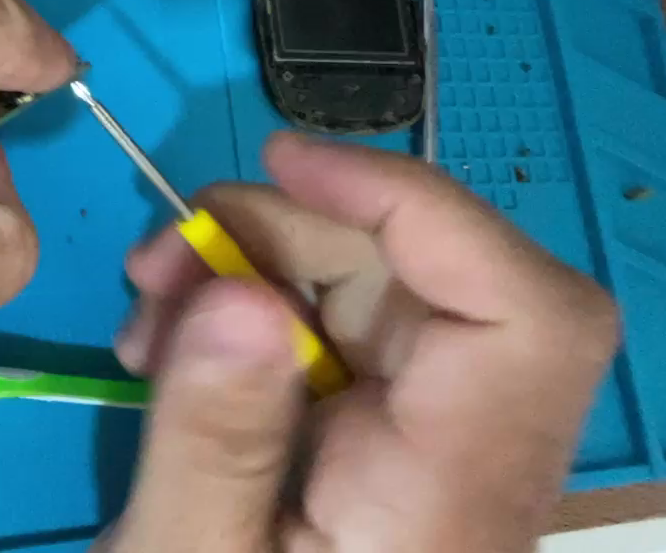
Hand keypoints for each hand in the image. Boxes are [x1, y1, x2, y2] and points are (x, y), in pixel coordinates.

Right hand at [100, 133, 617, 552]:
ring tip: (145, 317)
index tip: (287, 164)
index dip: (417, 205)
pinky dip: (229, 298)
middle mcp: (458, 450)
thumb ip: (215, 442)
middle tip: (158, 264)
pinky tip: (166, 341)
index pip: (520, 315)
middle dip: (270, 231)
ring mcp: (413, 430)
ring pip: (352, 278)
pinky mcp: (364, 418)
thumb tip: (239, 291)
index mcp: (444, 501)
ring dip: (232, 261)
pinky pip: (312, 312)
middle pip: (412, 272)